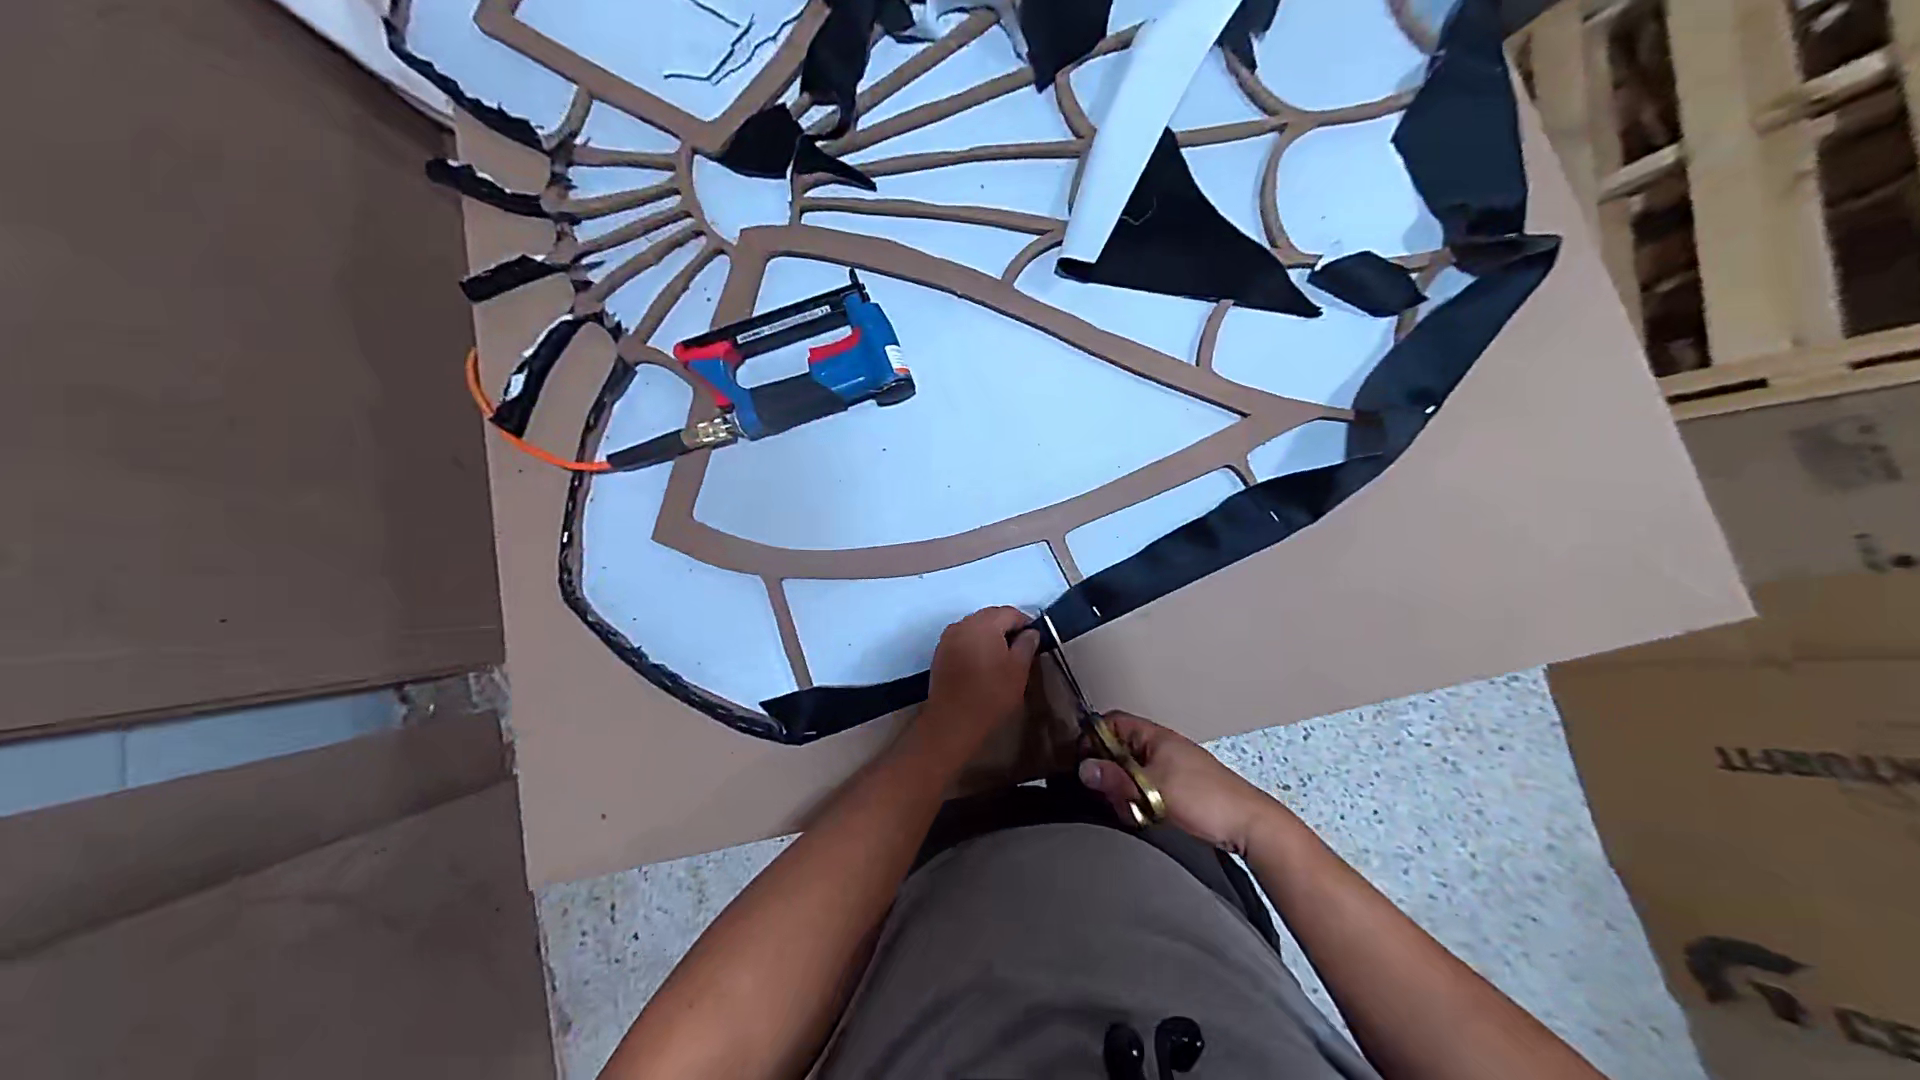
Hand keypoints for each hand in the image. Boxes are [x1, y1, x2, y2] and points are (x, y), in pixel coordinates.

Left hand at [914, 606, 1041, 755]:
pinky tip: (983, 662)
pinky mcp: (940, 652)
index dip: (1026, 623)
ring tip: (1003, 656)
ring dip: (990, 635)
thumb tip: (1031, 632)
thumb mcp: (1018, 669)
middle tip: (1021, 647)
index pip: (1010, 612)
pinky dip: (975, 644)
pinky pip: (963, 638)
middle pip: (990, 616)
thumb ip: (1026, 645)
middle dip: (1007, 627)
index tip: (1035, 639)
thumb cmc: (991, 694)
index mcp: (984, 624)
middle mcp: (963, 624)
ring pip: (975, 626)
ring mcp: (948, 637)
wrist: (953, 720)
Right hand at [1079, 712, 1284, 852]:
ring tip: (1134, 811)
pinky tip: (1147, 818)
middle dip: (1110, 773)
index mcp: (1155, 736)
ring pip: (1132, 773)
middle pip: (1118, 750)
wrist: (1250, 827)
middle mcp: (1162, 747)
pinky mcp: (1179, 790)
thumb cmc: (1207, 800)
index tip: (1086, 763)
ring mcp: (1171, 768)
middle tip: (1111, 794)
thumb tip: (1085, 769)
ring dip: (1126, 792)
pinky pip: (1147, 790)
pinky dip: (1142, 803)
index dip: (1093, 739)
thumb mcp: (1151, 789)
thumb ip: (1115, 778)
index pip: (1111, 723)